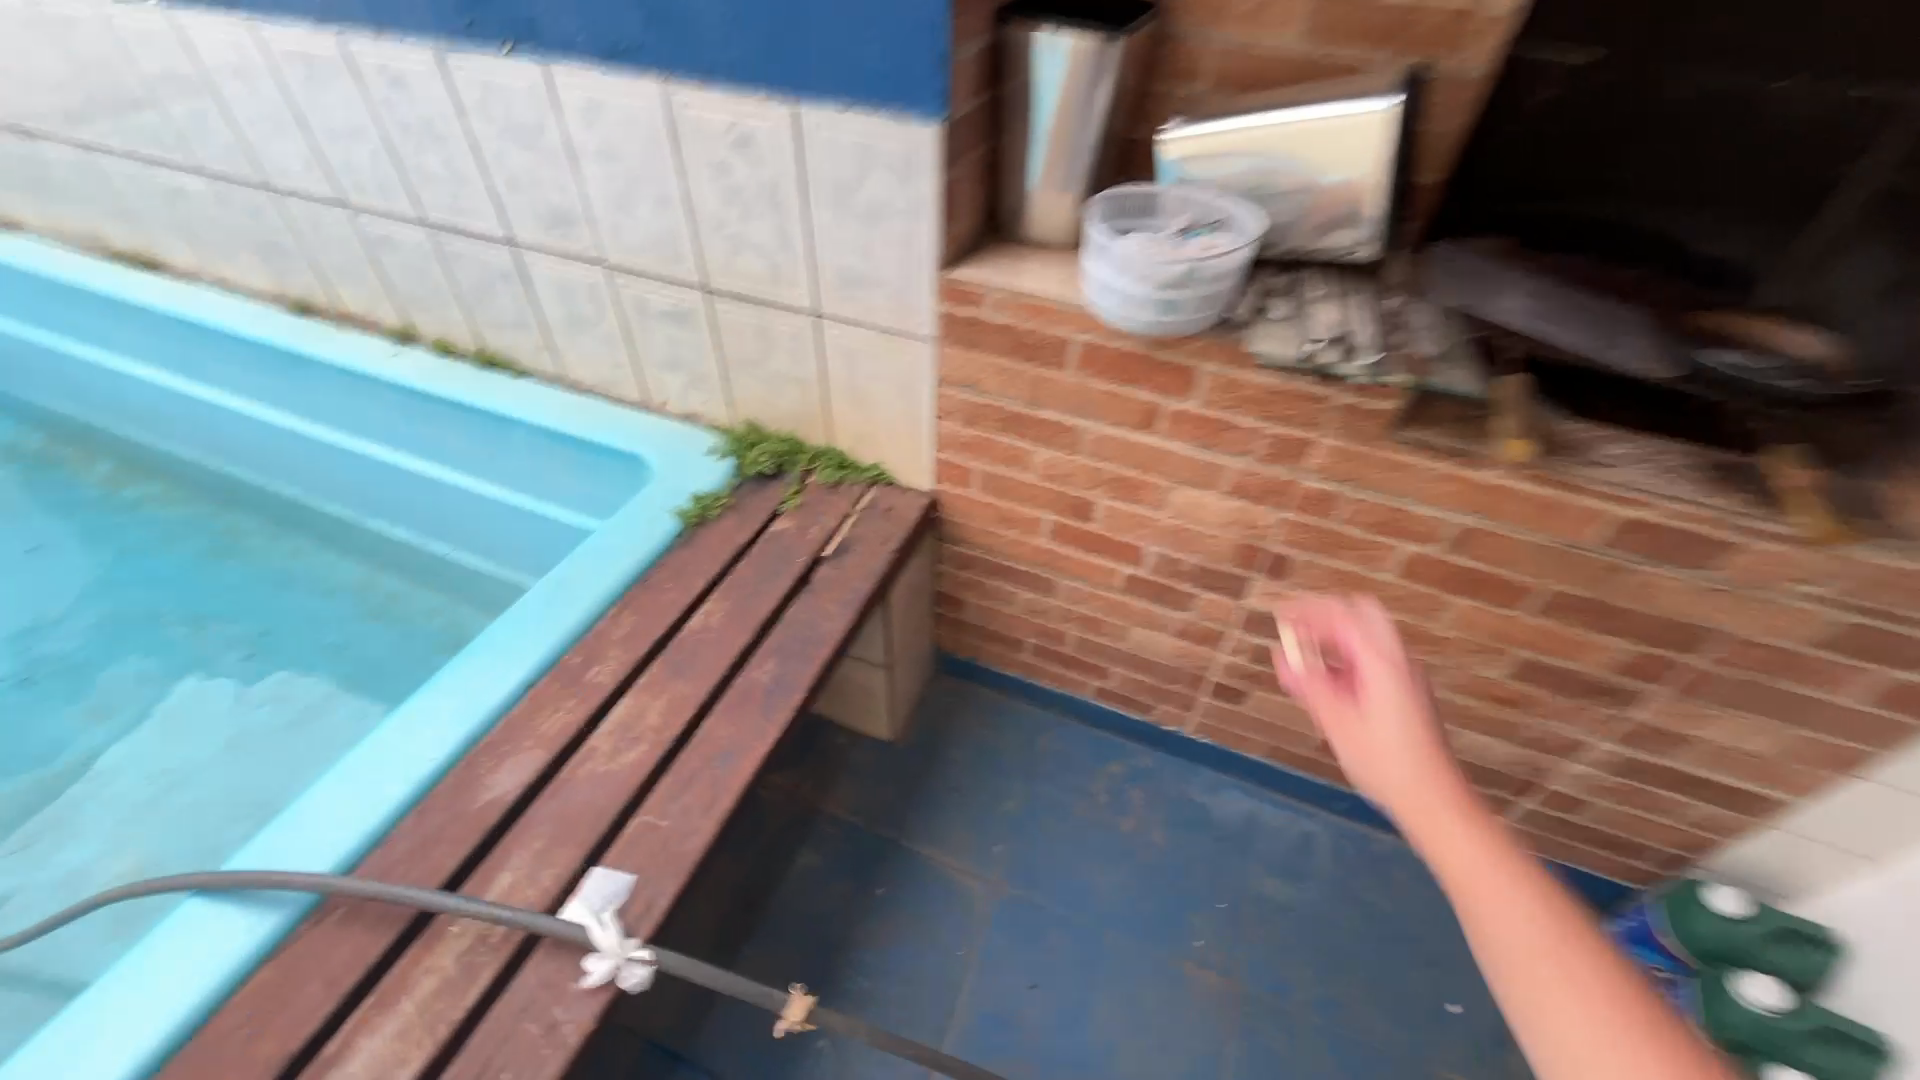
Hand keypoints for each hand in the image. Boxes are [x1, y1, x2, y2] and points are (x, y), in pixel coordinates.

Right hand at [1268, 594, 1474, 831]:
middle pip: (1360, 614)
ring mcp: (1405, 675)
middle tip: (1294, 626)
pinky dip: (1343, 658)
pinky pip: (1370, 658)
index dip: (1307, 609)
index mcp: (1382, 662)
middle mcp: (1398, 661)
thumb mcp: (1339, 724)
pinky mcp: (1405, 692)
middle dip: (1324, 615)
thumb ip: (1309, 685)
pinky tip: (1323, 682)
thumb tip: (1282, 656)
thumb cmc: (1387, 764)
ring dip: (1333, 637)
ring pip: (1366, 636)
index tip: (1280, 613)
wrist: (1434, 800)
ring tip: (1301, 656)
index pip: (1342, 615)